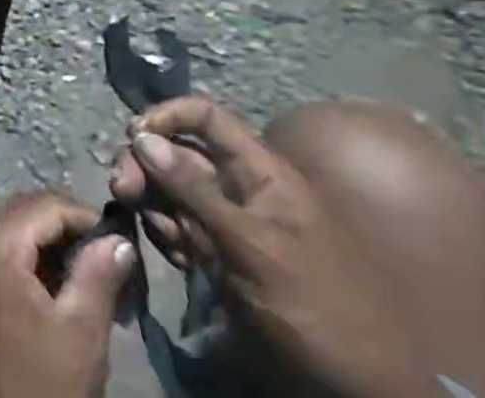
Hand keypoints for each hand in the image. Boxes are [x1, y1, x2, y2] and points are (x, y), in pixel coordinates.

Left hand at [0, 194, 136, 397]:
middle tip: (118, 267)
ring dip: (60, 250)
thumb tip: (120, 238)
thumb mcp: (80, 330)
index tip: (126, 246)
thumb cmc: (39, 385)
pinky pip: (7, 251)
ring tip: (102, 283)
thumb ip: (99, 273)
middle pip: (33, 213)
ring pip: (22, 232)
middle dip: (76, 234)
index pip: (50, 204)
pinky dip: (39, 264)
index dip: (91, 219)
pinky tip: (70, 292)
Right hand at [110, 96, 430, 397]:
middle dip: (145, 165)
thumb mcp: (252, 244)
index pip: (206, 117)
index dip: (168, 114)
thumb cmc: (315, 303)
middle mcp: (237, 186)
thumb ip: (194, 190)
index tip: (133, 135)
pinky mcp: (217, 252)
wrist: (362, 382)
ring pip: (169, 189)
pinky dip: (166, 236)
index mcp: (259, 171)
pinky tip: (177, 259)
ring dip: (152, 205)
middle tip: (122, 191)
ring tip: (165, 240)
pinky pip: (176, 226)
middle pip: (176, 151)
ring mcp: (226, 220)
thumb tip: (142, 136)